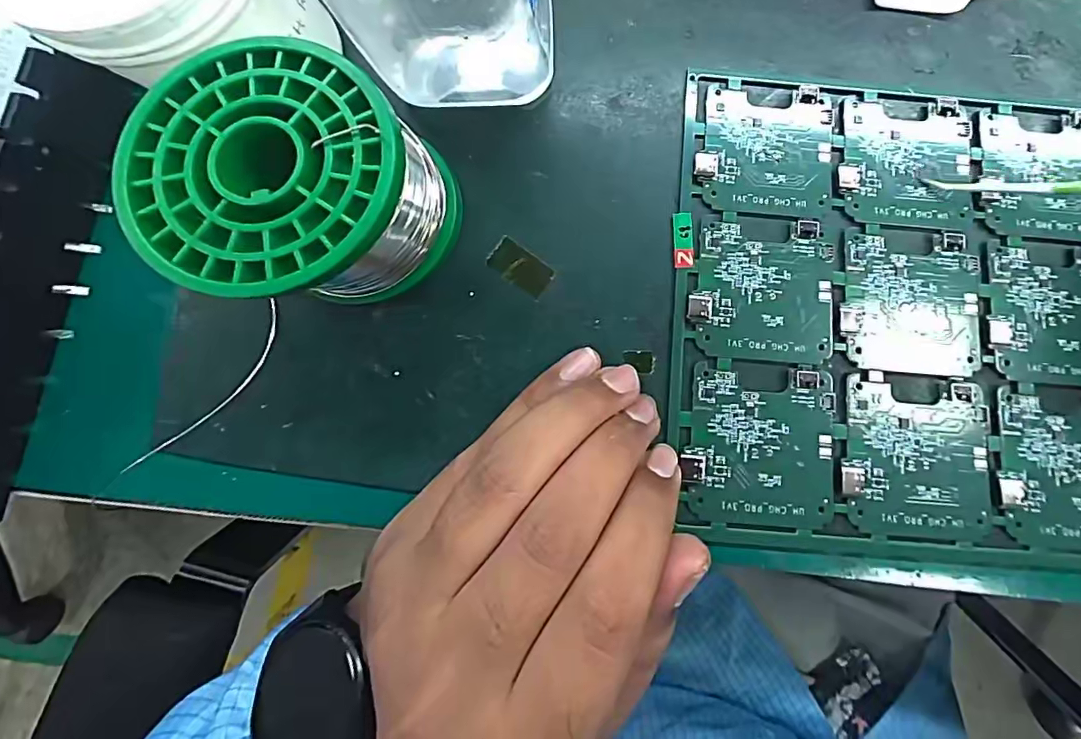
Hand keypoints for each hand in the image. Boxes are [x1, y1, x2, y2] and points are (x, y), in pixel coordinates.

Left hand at [349, 349, 711, 737]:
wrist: (392, 720)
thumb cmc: (517, 714)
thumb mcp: (595, 709)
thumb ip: (643, 633)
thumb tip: (688, 549)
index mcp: (534, 720)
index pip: (604, 608)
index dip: (644, 521)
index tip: (668, 465)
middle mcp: (467, 658)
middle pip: (549, 535)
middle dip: (607, 456)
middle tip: (642, 414)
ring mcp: (419, 593)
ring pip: (500, 483)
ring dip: (564, 417)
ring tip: (611, 383)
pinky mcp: (396, 541)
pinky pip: (467, 459)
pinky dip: (522, 408)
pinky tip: (568, 375)